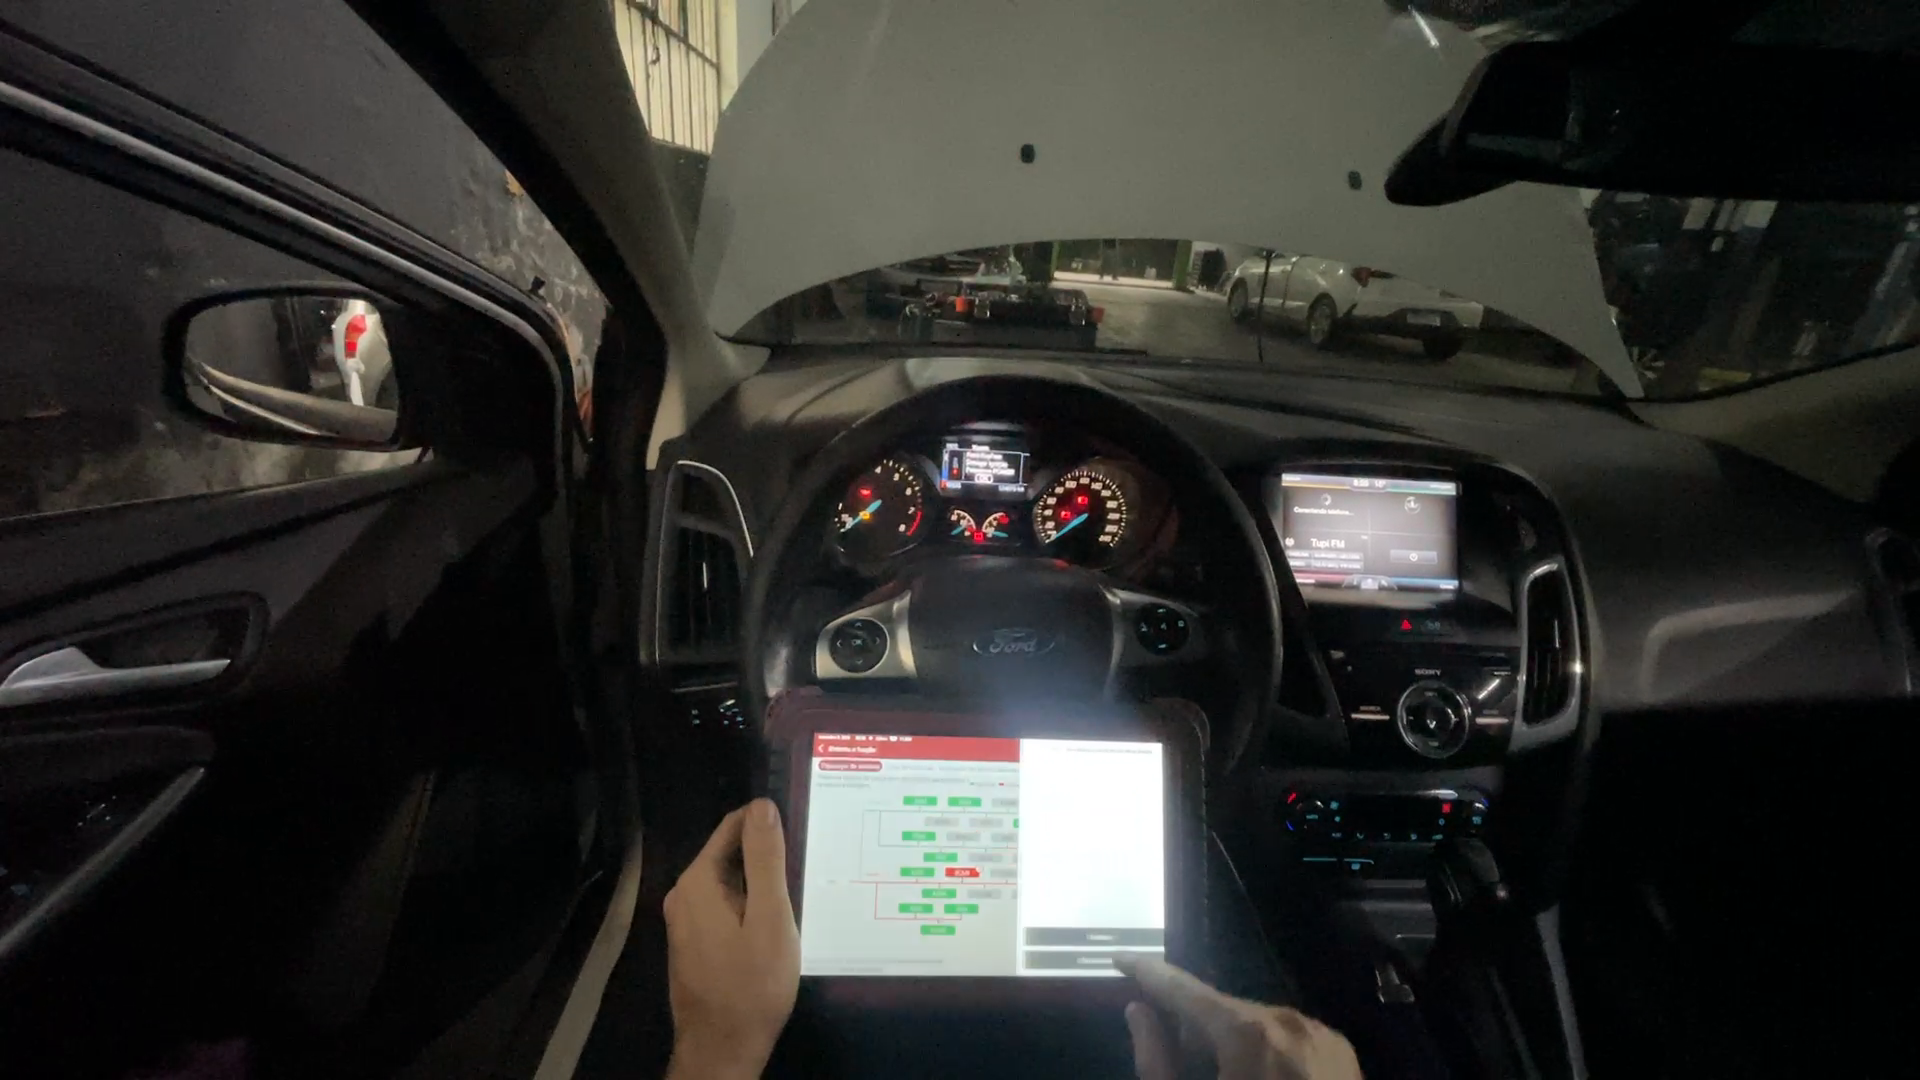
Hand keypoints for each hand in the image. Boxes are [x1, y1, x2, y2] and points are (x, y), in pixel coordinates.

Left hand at [663, 799, 800, 1079]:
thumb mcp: (770, 916)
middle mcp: (684, 894)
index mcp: (698, 881)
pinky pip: (726, 903)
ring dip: (762, 881)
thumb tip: (763, 805)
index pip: (734, 825)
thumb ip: (766, 859)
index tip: (802, 832)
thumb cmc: (752, 985)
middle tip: (805, 867)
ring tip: (798, 891)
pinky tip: (776, 920)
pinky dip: (751, 903)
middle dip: (767, 854)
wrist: (722, 1054)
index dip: (769, 823)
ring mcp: (686, 919)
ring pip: (731, 879)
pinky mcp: (695, 940)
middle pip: (731, 851)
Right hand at [1116, 955, 1361, 1079]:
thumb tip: (1139, 1011)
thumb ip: (1156, 1062)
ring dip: (1229, 1036)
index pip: (1182, 986)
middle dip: (1192, 1021)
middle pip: (1219, 1006)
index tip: (1119, 960)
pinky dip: (1265, 1048)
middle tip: (1175, 1051)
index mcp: (1246, 1032)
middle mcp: (1285, 1018)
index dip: (1145, 971)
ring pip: (1254, 1019)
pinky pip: (1288, 1035)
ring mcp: (1320, 1033)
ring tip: (1219, 1071)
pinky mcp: (1343, 1051)